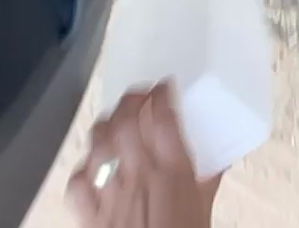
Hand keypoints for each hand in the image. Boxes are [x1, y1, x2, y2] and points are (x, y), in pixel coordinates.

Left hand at [66, 84, 222, 227]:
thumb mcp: (205, 210)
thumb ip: (208, 179)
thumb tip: (221, 158)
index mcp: (172, 172)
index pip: (163, 116)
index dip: (162, 93)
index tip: (165, 85)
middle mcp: (139, 178)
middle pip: (124, 122)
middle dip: (130, 100)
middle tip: (140, 94)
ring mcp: (111, 197)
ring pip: (98, 145)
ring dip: (105, 124)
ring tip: (115, 117)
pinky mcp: (91, 219)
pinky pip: (77, 185)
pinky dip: (82, 168)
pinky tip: (91, 164)